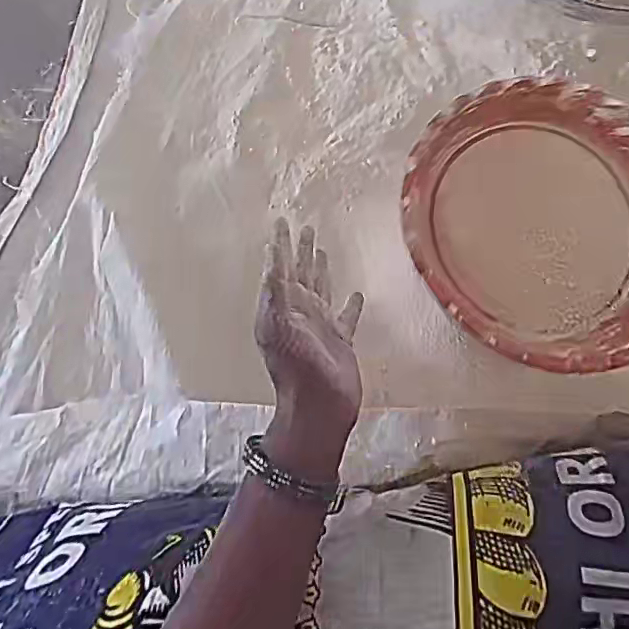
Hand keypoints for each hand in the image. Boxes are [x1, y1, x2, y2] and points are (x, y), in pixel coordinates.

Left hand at [256, 218, 364, 482]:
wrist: (320, 406)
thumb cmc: (297, 369)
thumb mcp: (279, 328)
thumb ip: (275, 295)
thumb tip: (272, 262)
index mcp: (281, 308)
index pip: (280, 268)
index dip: (281, 246)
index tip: (282, 222)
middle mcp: (299, 312)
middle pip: (300, 273)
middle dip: (300, 250)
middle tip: (304, 227)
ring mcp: (320, 325)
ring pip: (321, 288)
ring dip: (320, 269)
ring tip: (322, 250)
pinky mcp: (340, 339)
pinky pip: (347, 315)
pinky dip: (351, 304)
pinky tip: (357, 294)